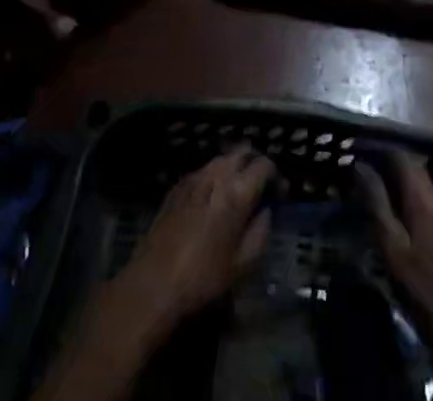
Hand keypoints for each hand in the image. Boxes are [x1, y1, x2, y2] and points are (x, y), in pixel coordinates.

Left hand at [110, 147, 273, 333]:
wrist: (154, 280)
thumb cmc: (203, 276)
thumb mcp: (243, 263)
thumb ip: (261, 231)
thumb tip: (266, 211)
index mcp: (236, 193)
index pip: (263, 165)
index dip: (275, 175)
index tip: (278, 192)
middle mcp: (215, 176)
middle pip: (241, 152)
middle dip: (254, 162)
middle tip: (260, 184)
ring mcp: (192, 178)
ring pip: (220, 159)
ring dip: (233, 167)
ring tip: (237, 189)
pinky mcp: (176, 186)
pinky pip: (202, 170)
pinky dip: (213, 175)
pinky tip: (212, 196)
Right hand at [360, 153, 432, 400]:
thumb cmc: (418, 285)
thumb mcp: (389, 244)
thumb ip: (375, 201)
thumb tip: (360, 165)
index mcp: (424, 196)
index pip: (400, 154)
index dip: (376, 146)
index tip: (352, 148)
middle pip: (411, 163)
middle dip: (384, 157)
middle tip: (357, 163)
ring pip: (418, 178)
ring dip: (394, 174)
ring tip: (368, 180)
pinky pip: (423, 193)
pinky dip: (404, 189)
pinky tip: (389, 203)